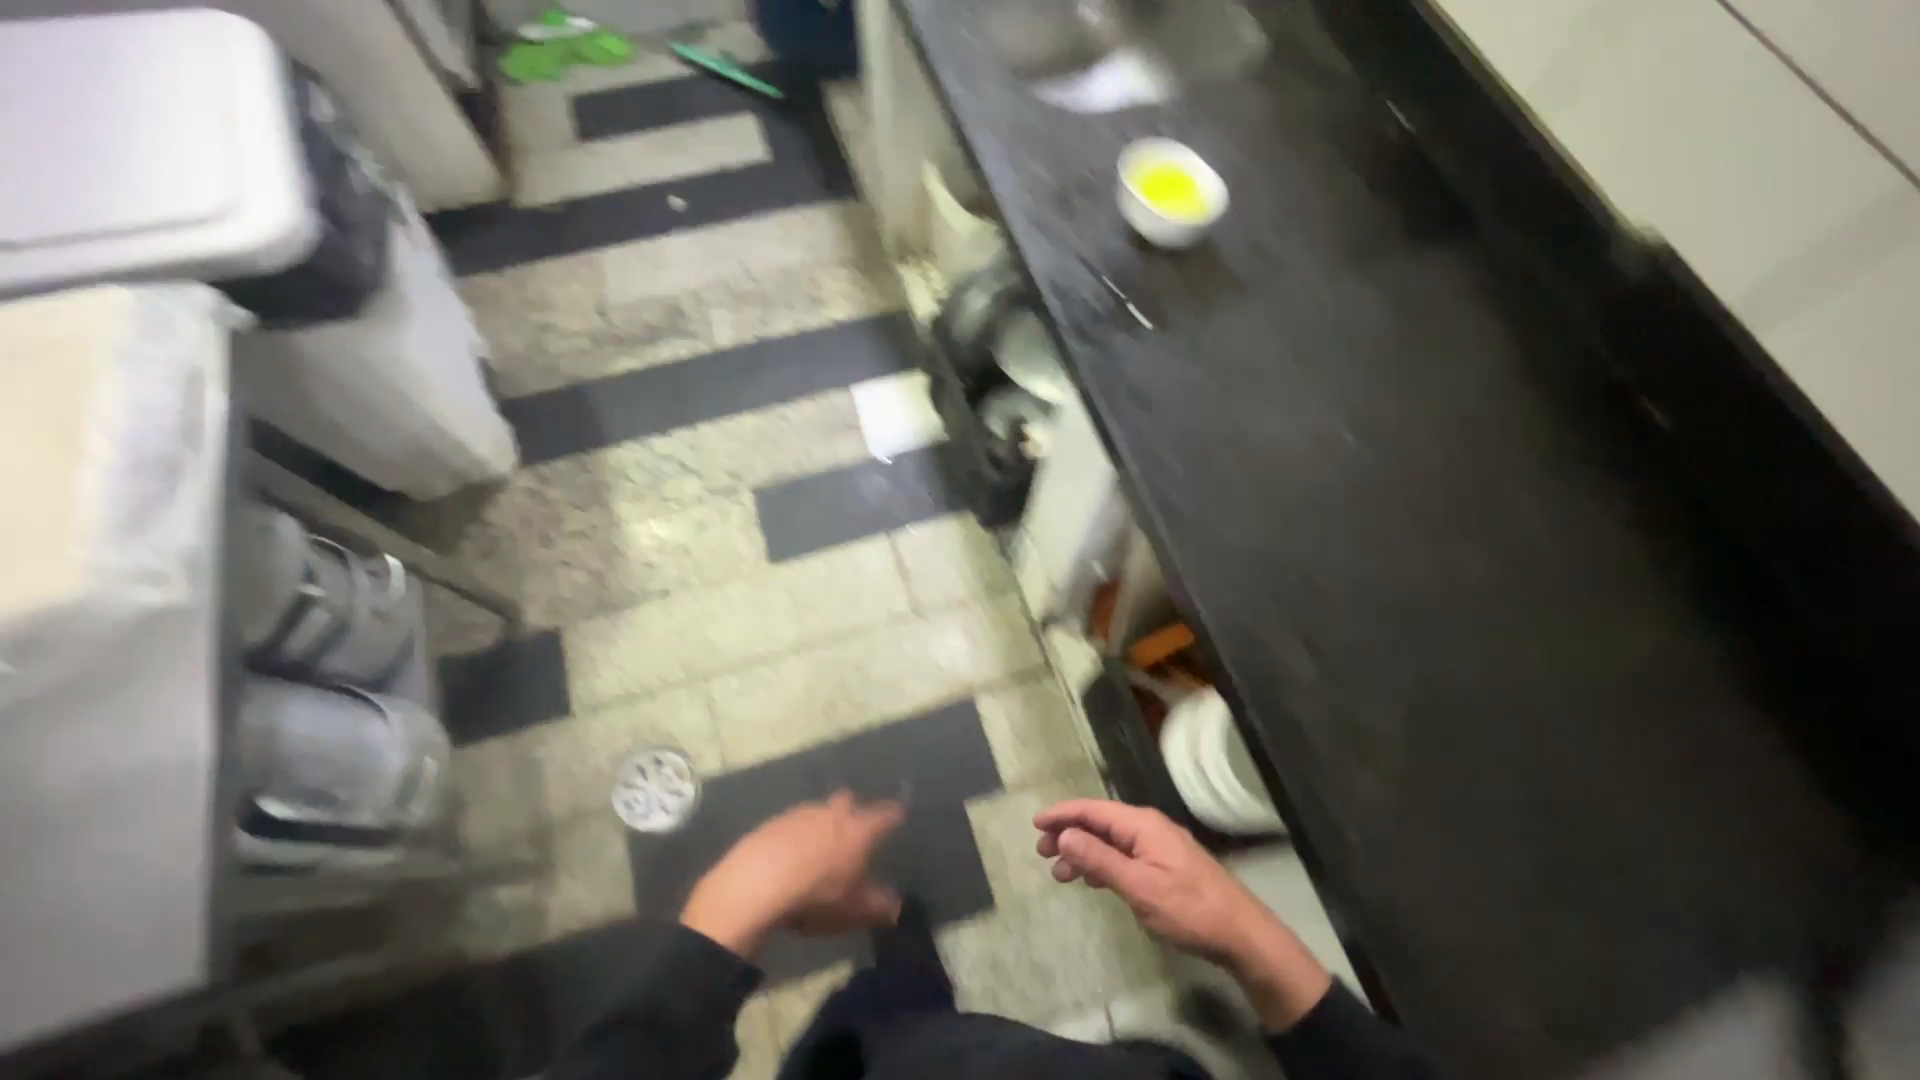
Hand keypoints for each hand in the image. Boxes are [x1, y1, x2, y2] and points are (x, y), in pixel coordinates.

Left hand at [681, 792, 904, 959]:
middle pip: (848, 802)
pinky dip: (795, 835)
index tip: (899, 815)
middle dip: (853, 811)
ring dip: (822, 823)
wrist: (755, 885)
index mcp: (859, 829)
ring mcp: (799, 814)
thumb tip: (897, 907)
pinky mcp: (771, 822)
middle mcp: (833, 813)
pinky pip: (791, 824)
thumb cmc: (816, 896)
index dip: (894, 814)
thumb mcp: (853, 909)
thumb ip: (879, 906)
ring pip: (818, 811)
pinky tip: (789, 855)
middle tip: (854, 830)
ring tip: (819, 848)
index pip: (886, 814)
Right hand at [1035, 799, 1331, 1029]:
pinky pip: (1124, 854)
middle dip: (1069, 834)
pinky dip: (1103, 862)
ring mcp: (1159, 846)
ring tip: (1061, 874)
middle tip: (1042, 854)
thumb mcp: (1138, 887)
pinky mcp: (1165, 865)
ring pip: (1111, 840)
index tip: (1035, 824)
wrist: (1241, 934)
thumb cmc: (1188, 909)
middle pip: (1100, 822)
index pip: (1093, 810)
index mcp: (1142, 825)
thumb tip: (1065, 835)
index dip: (1062, 814)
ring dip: (1084, 852)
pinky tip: (1093, 879)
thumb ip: (1100, 859)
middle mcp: (1149, 828)